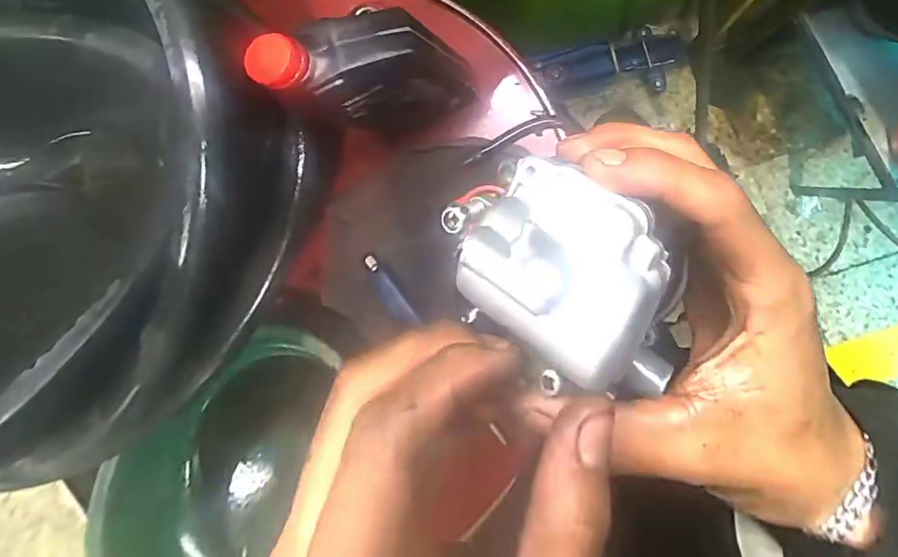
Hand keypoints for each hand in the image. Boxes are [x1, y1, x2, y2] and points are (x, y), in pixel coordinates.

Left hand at [273, 324, 611, 556]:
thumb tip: (593, 420)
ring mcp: (306, 529)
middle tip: (513, 363)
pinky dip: (428, 419)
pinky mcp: (325, 527)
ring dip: (438, 383)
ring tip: (506, 393)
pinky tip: (476, 430)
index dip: (453, 376)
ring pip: (358, 410)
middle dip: (441, 359)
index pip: (385, 432)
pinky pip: (367, 442)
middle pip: (359, 398)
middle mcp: (305, 538)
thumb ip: (563, 527)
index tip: (518, 359)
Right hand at [520, 124, 869, 535]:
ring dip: (631, 156)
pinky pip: (668, 206)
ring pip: (684, 174)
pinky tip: (594, 194)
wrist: (815, 464)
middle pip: (699, 166)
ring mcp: (728, 250)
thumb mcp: (702, 447)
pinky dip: (631, 187)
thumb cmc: (776, 449)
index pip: (717, 201)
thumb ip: (627, 433)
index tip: (596, 168)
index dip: (658, 174)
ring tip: (575, 160)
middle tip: (572, 152)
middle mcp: (748, 249)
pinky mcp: (707, 262)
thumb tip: (543, 410)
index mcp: (765, 280)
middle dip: (635, 146)